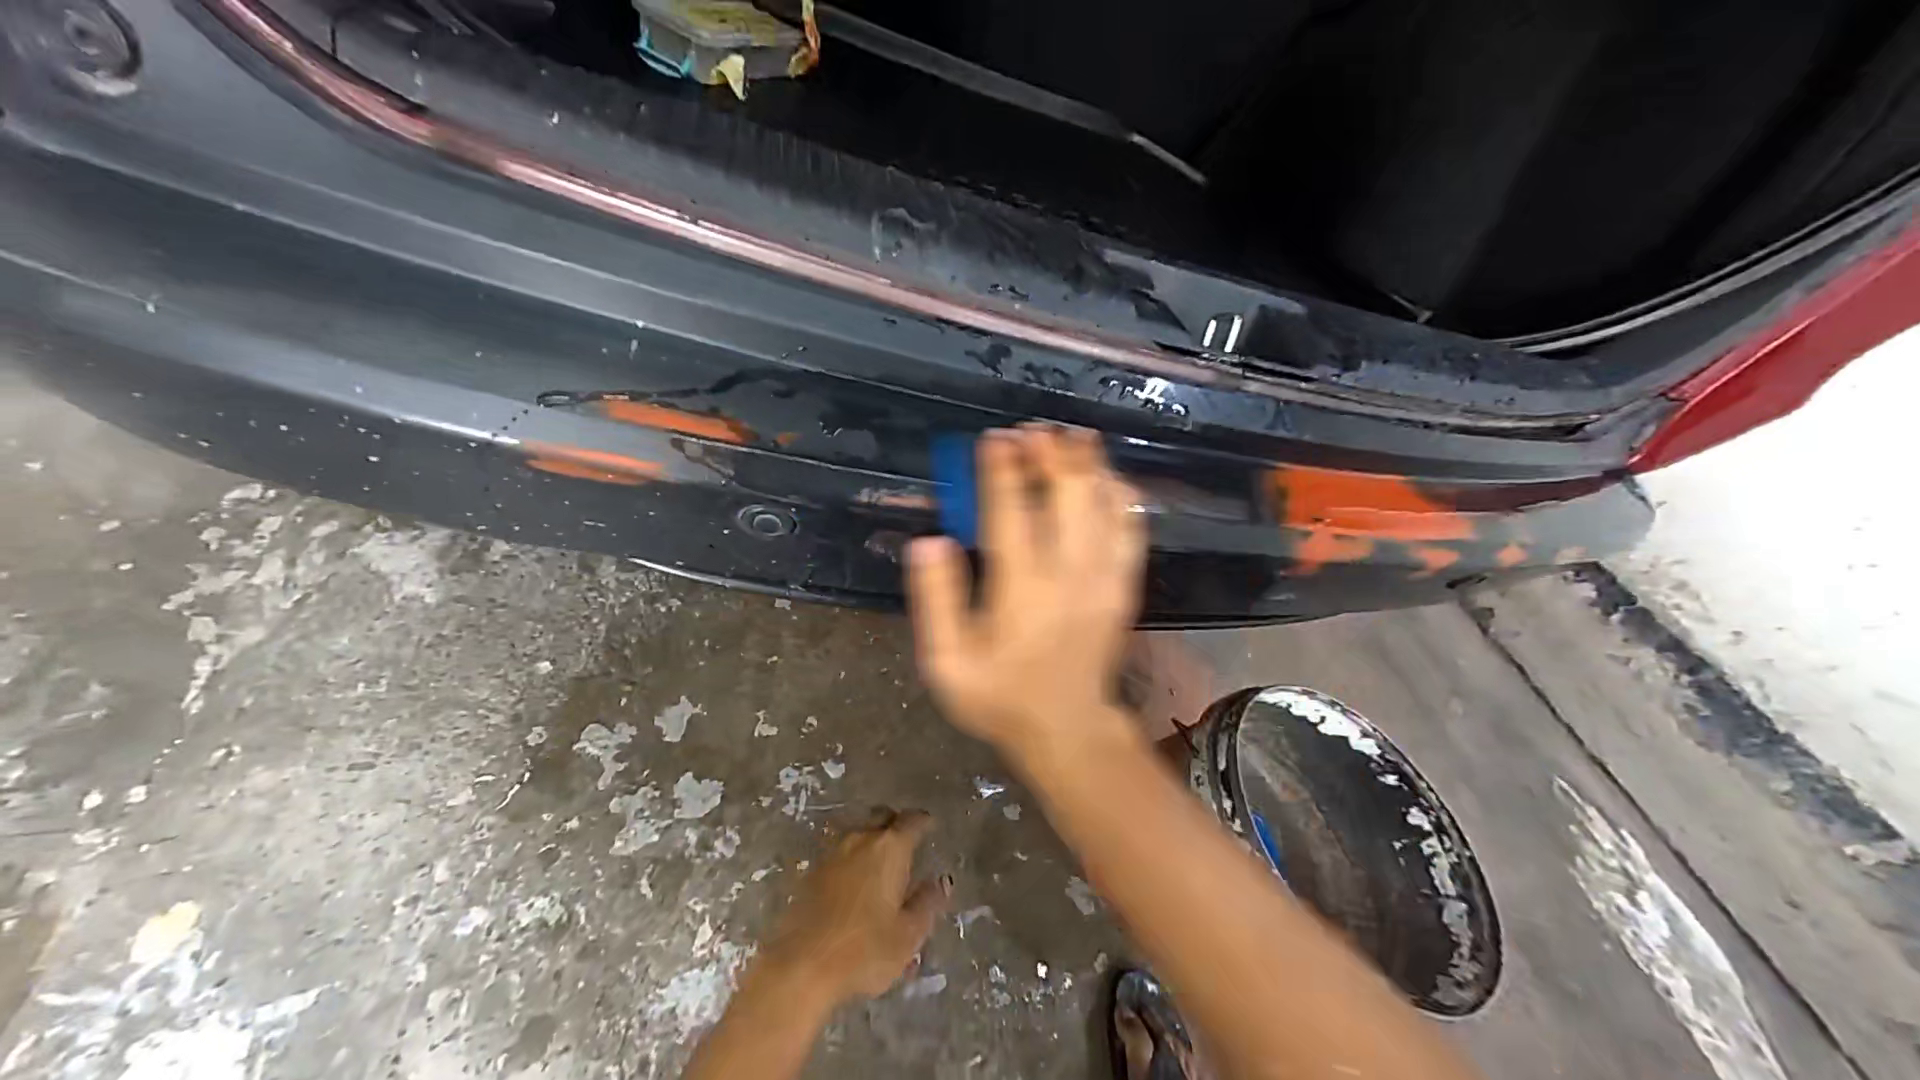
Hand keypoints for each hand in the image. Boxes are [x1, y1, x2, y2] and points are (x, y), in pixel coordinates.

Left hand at [759, 809, 951, 1005]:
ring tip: (881, 865)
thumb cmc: (864, 950)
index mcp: (890, 849)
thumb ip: (927, 903)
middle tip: (906, 840)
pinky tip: (855, 885)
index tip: (931, 826)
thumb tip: (942, 881)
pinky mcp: (810, 874)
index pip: (912, 821)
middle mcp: (860, 841)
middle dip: (895, 823)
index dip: (924, 822)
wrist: (801, 967)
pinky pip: (839, 856)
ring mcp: (831, 855)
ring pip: (858, 835)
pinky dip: (852, 862)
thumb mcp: (908, 934)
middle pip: (881, 817)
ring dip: (871, 842)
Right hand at [907, 425, 1147, 764]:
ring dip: (1088, 464)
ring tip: (1069, 437)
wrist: (1067, 727)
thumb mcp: (948, 663)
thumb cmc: (999, 697)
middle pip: (1069, 496)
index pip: (1012, 514)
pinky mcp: (1125, 585)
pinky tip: (1105, 476)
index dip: (1002, 470)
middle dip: (1051, 454)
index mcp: (1022, 593)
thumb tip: (928, 541)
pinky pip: (1132, 527)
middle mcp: (1071, 576)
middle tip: (1032, 431)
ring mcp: (1106, 579)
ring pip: (1106, 504)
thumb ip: (936, 601)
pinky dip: (1121, 493)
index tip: (994, 437)